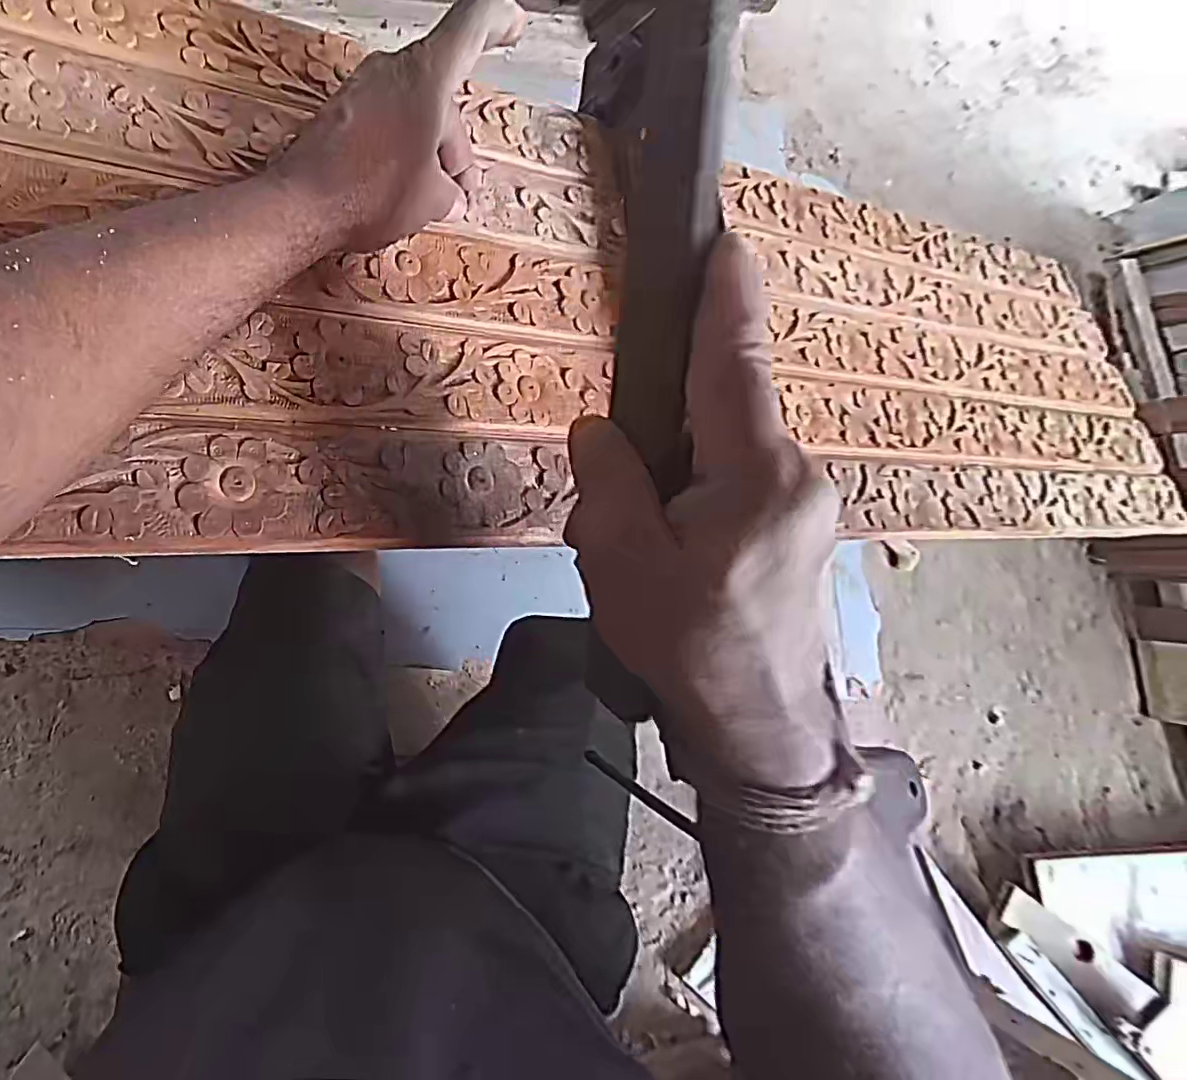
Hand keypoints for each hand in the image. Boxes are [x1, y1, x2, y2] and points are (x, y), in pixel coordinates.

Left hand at [269, 0, 524, 252]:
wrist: (300, 207)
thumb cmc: (368, 194)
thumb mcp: (428, 200)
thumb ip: (448, 193)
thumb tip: (450, 199)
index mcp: (428, 74)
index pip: (475, 23)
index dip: (500, 21)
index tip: (512, 26)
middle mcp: (391, 72)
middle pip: (439, 95)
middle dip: (453, 146)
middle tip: (458, 191)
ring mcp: (358, 94)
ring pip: (407, 115)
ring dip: (423, 154)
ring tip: (427, 200)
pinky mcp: (333, 121)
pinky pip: (377, 130)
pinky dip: (392, 156)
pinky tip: (393, 192)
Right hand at [566, 234, 842, 789]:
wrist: (752, 719)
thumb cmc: (683, 636)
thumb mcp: (618, 556)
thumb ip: (606, 480)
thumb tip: (599, 429)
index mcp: (754, 473)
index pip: (734, 368)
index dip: (725, 303)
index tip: (724, 244)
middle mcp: (791, 475)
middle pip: (706, 423)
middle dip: (644, 450)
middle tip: (603, 519)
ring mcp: (798, 505)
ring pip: (705, 464)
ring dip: (652, 492)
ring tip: (625, 556)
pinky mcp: (788, 531)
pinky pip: (719, 492)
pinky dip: (674, 509)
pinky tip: (653, 559)